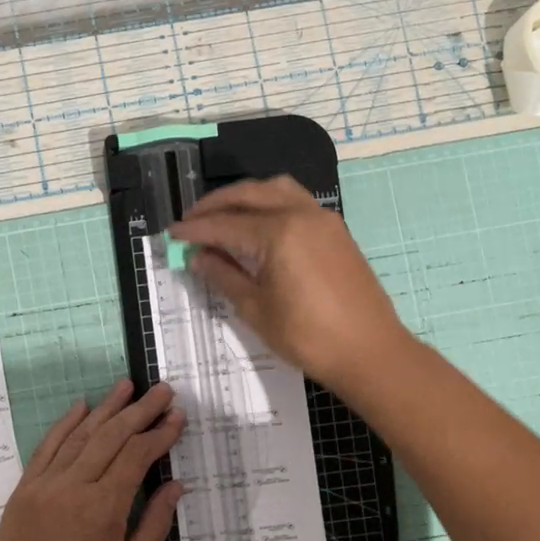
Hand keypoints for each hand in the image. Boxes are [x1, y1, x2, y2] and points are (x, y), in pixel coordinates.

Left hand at [0, 379, 185, 540]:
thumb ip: (155, 524)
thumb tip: (176, 485)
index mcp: (104, 508)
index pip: (137, 456)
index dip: (159, 433)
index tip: (177, 417)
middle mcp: (73, 487)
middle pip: (111, 436)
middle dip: (140, 411)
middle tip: (162, 390)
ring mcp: (44, 485)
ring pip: (79, 435)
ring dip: (105, 408)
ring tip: (127, 386)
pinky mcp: (24, 489)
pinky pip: (47, 447)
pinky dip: (65, 424)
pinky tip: (81, 406)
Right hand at [171, 175, 406, 385]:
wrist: (368, 350)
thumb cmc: (307, 337)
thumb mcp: (256, 309)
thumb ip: (225, 277)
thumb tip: (199, 257)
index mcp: (279, 233)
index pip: (226, 224)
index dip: (195, 229)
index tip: (171, 234)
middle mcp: (301, 214)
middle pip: (250, 194)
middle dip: (216, 205)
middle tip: (191, 221)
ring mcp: (323, 219)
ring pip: (276, 190)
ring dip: (245, 197)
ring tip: (223, 216)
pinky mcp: (336, 231)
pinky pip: (296, 202)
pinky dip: (270, 204)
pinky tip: (257, 226)